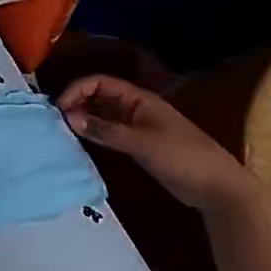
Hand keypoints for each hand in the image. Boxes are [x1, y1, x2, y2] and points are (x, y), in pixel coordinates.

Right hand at [56, 74, 259, 211]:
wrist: (216, 187)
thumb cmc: (182, 157)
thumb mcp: (140, 143)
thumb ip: (105, 130)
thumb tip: (69, 118)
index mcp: (139, 99)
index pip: (100, 82)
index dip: (78, 89)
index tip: (59, 107)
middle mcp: (135, 108)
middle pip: (99, 96)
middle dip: (77, 102)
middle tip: (55, 119)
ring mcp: (137, 126)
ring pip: (102, 114)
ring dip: (83, 118)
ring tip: (62, 130)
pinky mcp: (138, 145)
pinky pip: (109, 132)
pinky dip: (94, 133)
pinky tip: (81, 143)